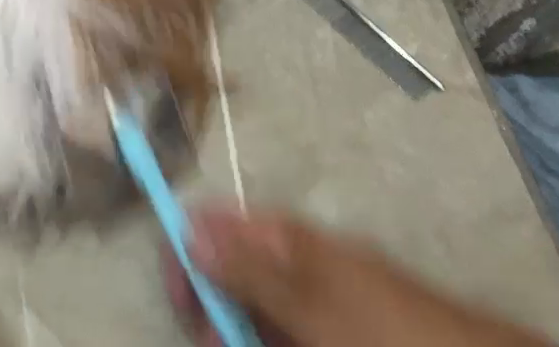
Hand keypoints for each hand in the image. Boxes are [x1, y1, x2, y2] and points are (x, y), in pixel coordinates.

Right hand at [163, 206, 558, 346]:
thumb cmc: (383, 333)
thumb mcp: (311, 304)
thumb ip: (248, 269)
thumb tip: (188, 228)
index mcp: (289, 240)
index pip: (219, 224)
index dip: (189, 249)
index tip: (175, 292)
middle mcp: (297, 264)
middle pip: (231, 271)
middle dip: (213, 308)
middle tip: (212, 342)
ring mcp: (315, 304)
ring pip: (255, 312)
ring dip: (238, 333)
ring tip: (237, 345)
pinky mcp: (326, 332)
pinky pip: (282, 332)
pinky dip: (265, 339)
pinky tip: (263, 345)